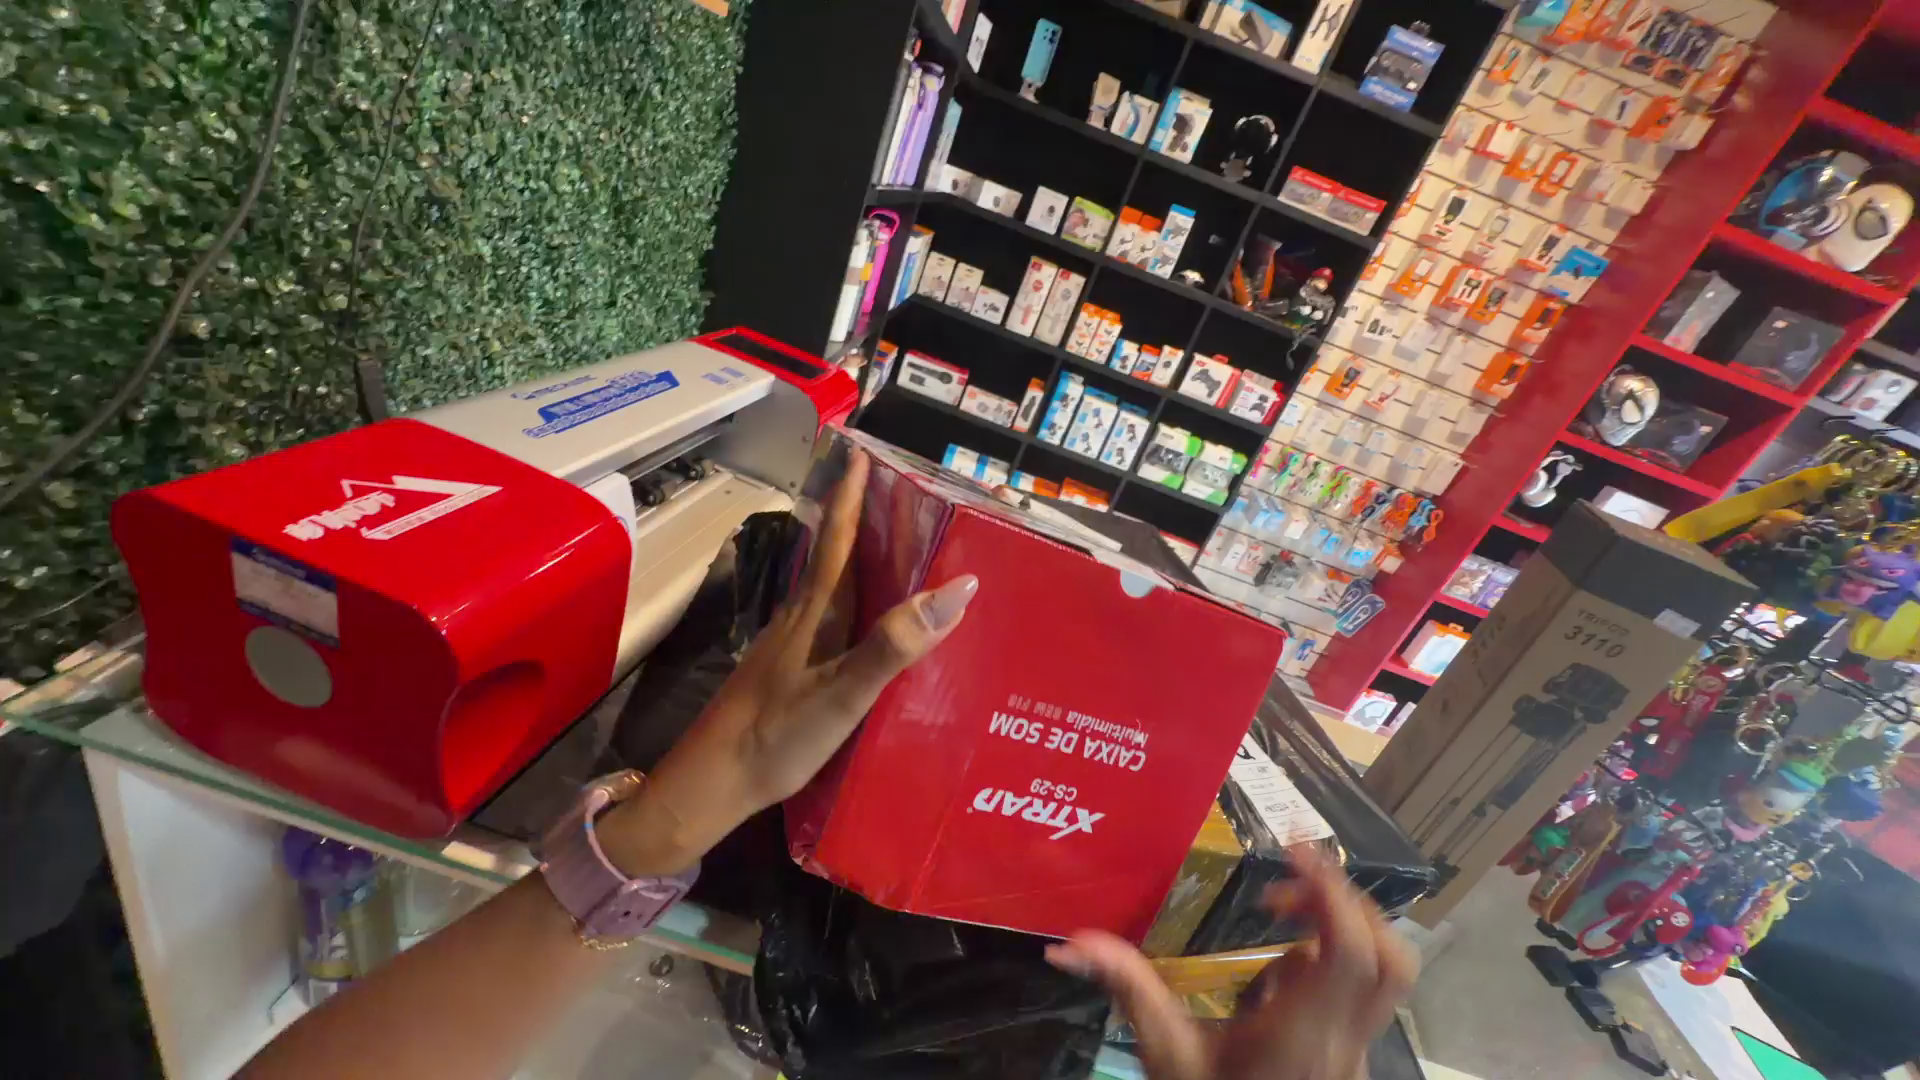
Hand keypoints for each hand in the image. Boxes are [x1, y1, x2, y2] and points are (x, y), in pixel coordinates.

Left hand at [599, 448, 978, 874]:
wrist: (711, 783)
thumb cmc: (776, 736)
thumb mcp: (844, 693)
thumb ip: (896, 643)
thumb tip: (959, 587)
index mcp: (816, 612)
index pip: (837, 538)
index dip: (851, 494)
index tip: (862, 454)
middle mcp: (802, 618)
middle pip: (834, 554)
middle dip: (861, 518)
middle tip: (897, 493)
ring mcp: (791, 644)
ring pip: (830, 586)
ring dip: (857, 558)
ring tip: (894, 547)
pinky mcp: (788, 669)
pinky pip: (829, 618)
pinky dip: (853, 601)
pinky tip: (865, 619)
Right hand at [1045, 849, 1415, 1079]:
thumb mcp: (1165, 1055)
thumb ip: (1125, 989)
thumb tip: (1065, 945)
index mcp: (1304, 1034)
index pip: (1349, 951)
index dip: (1331, 892)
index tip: (1291, 850)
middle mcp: (1343, 1040)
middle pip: (1389, 957)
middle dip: (1344, 902)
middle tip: (1283, 883)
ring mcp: (1352, 1053)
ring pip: (1380, 974)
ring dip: (1337, 928)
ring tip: (1276, 915)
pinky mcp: (1345, 1058)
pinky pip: (1357, 994)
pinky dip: (1328, 961)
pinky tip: (1274, 973)